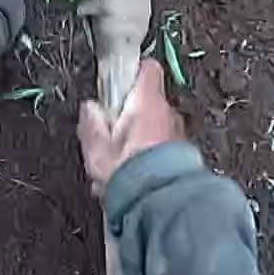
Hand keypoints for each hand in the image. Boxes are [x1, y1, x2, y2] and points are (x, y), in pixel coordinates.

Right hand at [77, 59, 184, 192]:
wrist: (162, 206)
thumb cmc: (130, 174)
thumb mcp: (96, 147)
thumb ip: (91, 122)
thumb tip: (90, 109)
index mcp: (146, 103)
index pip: (147, 68)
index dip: (131, 70)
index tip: (115, 81)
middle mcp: (167, 114)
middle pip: (146, 99)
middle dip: (127, 111)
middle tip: (109, 130)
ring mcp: (177, 134)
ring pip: (152, 123)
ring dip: (137, 134)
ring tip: (118, 158)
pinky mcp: (183, 154)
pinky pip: (160, 144)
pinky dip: (147, 151)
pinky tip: (131, 171)